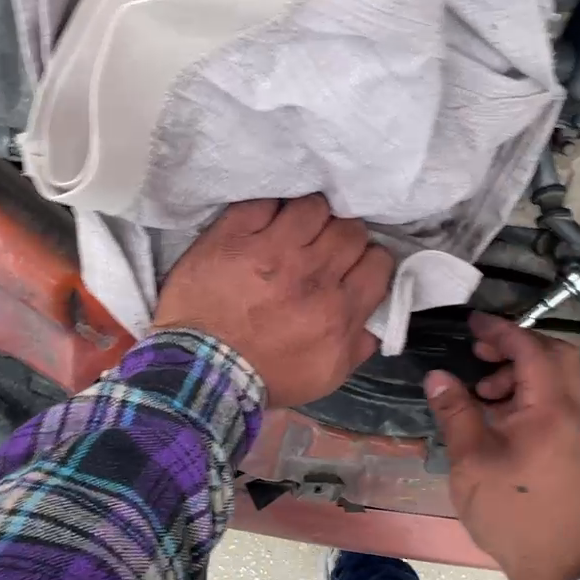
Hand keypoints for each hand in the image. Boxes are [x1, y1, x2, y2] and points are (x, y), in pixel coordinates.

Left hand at [154, 195, 394, 407]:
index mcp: (337, 310)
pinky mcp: (232, 237)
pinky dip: (270, 208)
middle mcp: (311, 275)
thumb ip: (359, 344)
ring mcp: (270, 250)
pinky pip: (265, 202)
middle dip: (343, 237)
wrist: (201, 371)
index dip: (368, 261)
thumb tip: (376, 317)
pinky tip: (265, 224)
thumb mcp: (326, 376)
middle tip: (324, 248)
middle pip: (350, 230)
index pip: (378, 262)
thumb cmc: (264, 377)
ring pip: (313, 207)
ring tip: (295, 230)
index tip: (353, 266)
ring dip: (310, 216)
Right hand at [423, 311, 579, 579]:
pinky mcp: (568, 447)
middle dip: (517, 345)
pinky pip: (553, 402)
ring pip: (556, 379)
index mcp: (551, 409)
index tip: (471, 324)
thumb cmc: (509, 510)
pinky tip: (495, 415)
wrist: (552, 563)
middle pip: (556, 355)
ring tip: (481, 390)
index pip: (531, 350)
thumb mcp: (472, 460)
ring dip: (520, 371)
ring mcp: (574, 431)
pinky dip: (526, 394)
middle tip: (480, 353)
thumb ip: (456, 411)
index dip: (501, 331)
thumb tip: (437, 376)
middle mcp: (571, 412)